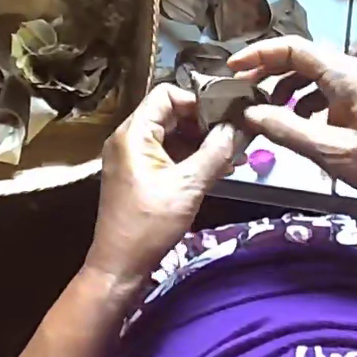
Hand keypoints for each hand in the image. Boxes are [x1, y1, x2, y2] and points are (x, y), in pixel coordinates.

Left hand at [87, 84, 247, 287]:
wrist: (120, 262)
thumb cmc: (150, 222)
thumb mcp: (189, 185)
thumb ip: (215, 152)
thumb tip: (237, 127)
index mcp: (133, 133)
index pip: (166, 94)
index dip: (198, 100)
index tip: (227, 115)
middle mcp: (127, 137)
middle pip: (169, 112)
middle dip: (203, 122)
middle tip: (236, 135)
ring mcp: (130, 155)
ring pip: (169, 134)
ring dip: (200, 141)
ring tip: (233, 155)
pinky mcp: (136, 172)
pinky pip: (165, 153)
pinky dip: (189, 157)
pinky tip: (216, 169)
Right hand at [229, 36, 356, 212]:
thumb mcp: (333, 152)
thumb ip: (286, 129)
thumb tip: (248, 114)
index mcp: (349, 75)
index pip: (292, 48)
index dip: (257, 55)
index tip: (231, 70)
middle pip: (301, 58)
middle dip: (267, 72)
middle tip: (240, 92)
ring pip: (313, 74)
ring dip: (284, 87)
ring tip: (264, 110)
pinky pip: (327, 89)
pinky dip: (303, 100)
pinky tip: (296, 122)